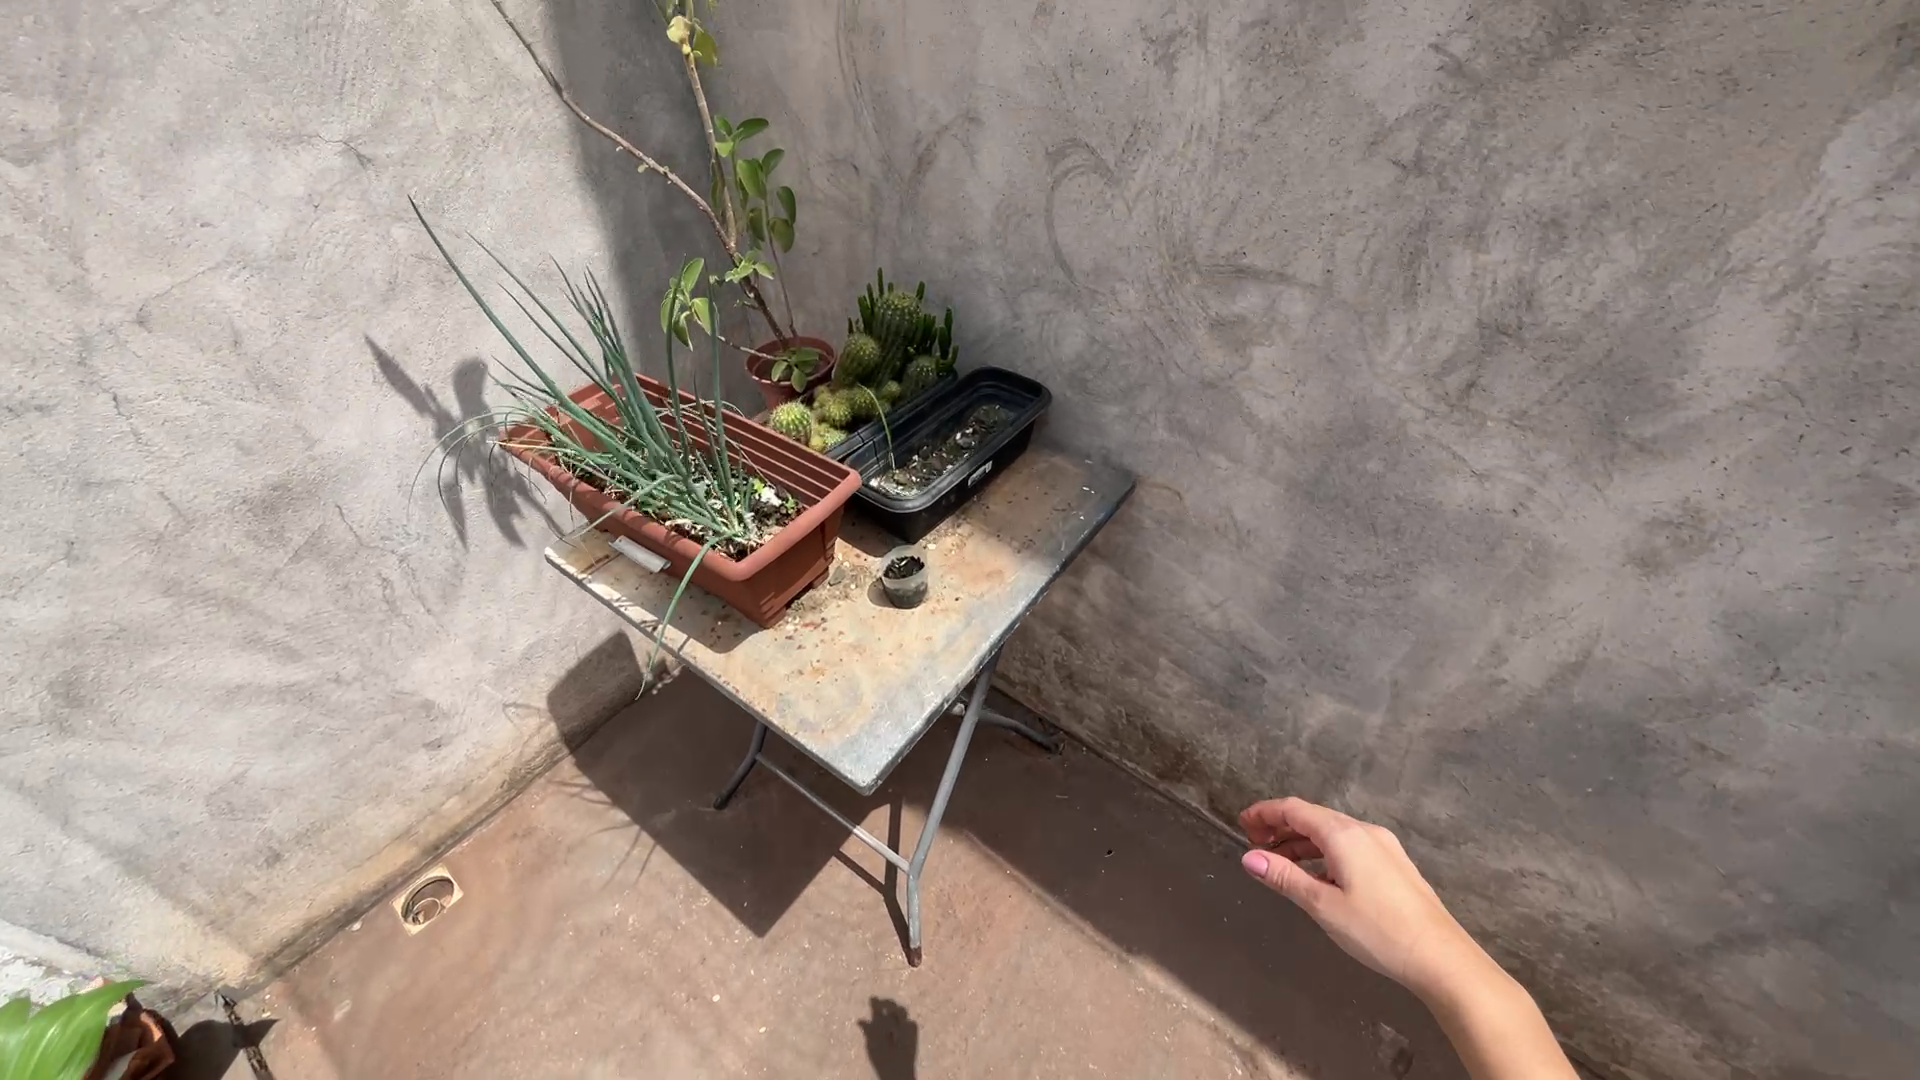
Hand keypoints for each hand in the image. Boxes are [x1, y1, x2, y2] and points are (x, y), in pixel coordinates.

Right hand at [1238, 797, 1485, 1001]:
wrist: (1445, 961)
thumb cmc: (1378, 931)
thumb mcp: (1322, 905)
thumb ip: (1283, 877)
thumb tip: (1248, 858)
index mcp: (1343, 834)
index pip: (1293, 809)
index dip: (1264, 813)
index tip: (1242, 825)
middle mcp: (1363, 831)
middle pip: (1312, 816)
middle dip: (1280, 826)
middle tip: (1255, 845)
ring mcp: (1383, 846)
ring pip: (1331, 832)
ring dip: (1301, 841)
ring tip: (1279, 862)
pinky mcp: (1395, 864)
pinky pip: (1348, 845)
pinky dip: (1323, 852)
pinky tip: (1317, 875)